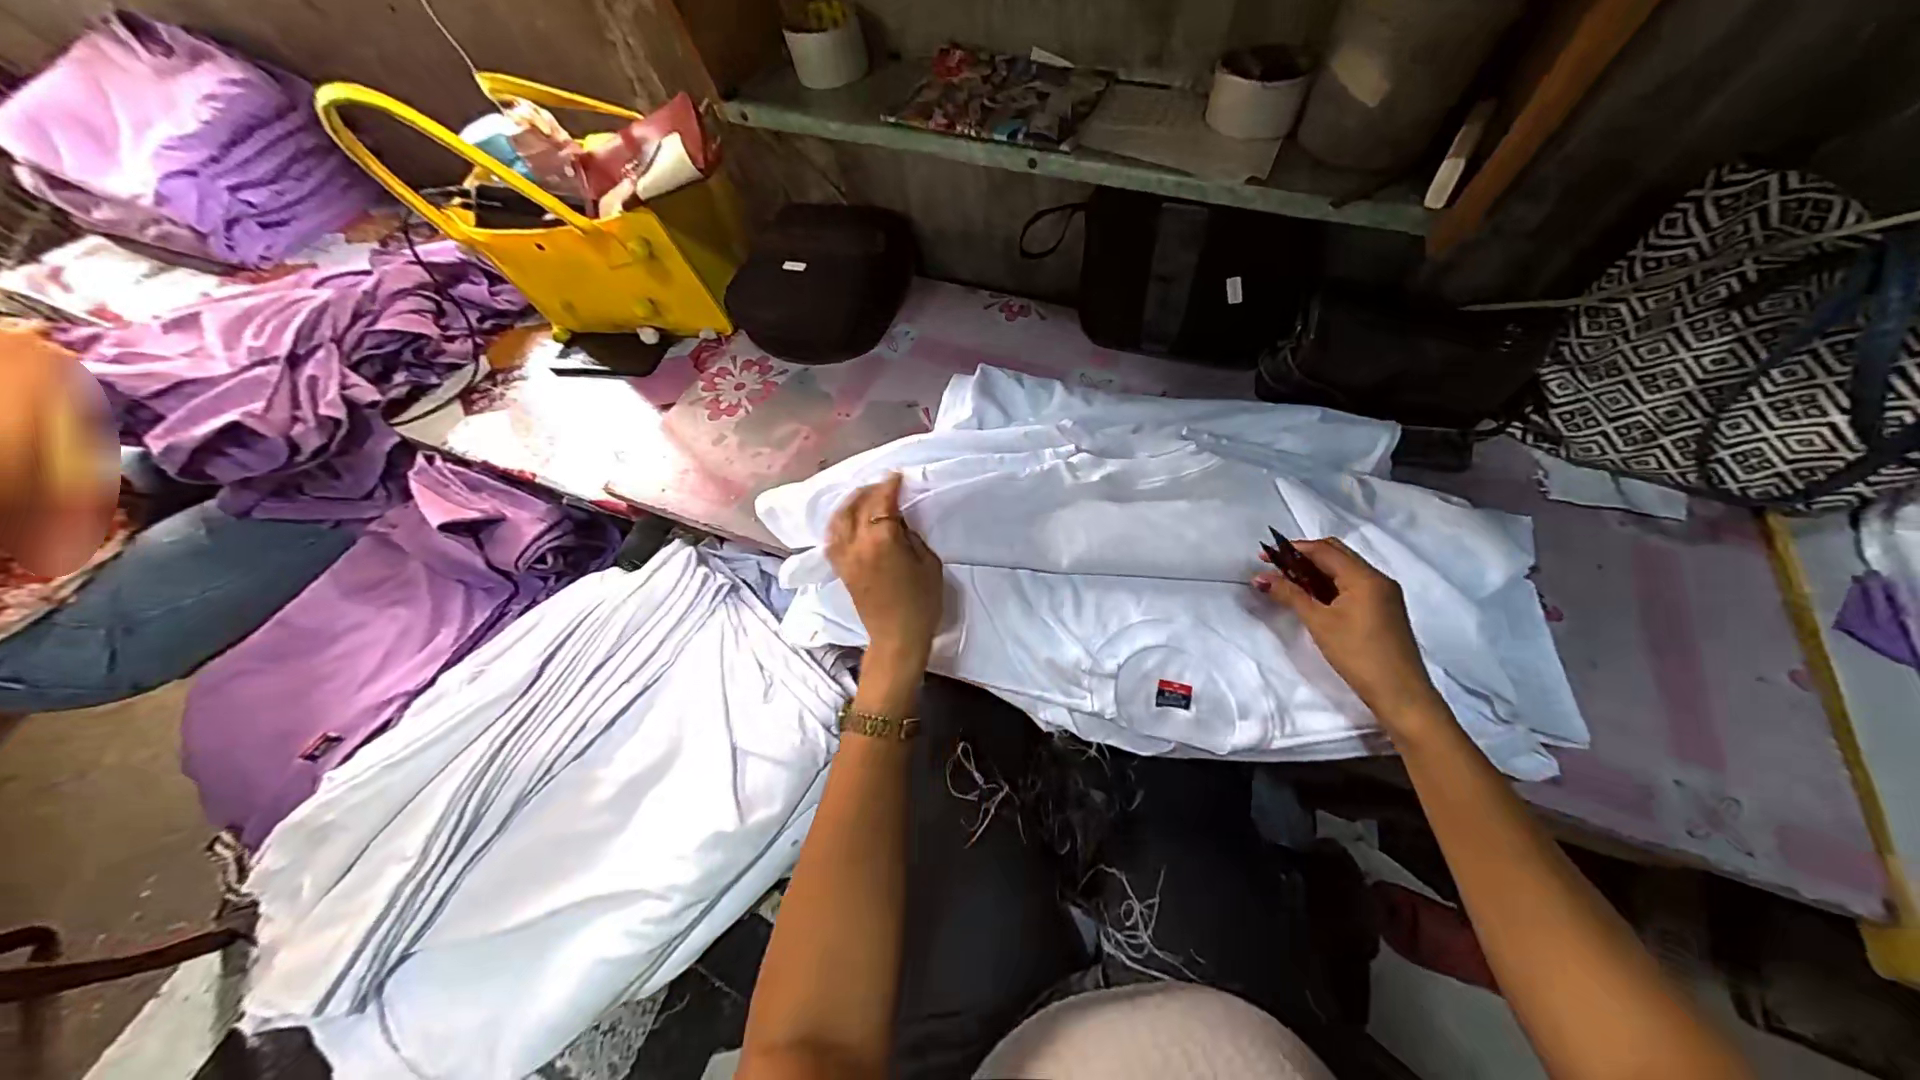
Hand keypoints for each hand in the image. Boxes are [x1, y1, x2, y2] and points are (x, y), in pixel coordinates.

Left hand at [827, 473, 942, 668]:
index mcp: (881, 539)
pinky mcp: (840, 569)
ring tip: (862, 496)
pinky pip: (833, 538)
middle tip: (883, 484)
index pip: (882, 502)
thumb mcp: (928, 564)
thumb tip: (899, 523)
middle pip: (857, 506)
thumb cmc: (922, 603)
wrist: (897, 638)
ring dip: (850, 503)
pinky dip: (839, 523)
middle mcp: (857, 543)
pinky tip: (847, 520)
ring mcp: (844, 557)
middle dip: (870, 490)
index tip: (896, 475)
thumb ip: (911, 537)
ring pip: (839, 519)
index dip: (890, 486)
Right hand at [1254, 537, 1446, 729]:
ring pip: (1344, 570)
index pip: (1324, 550)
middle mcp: (1377, 578)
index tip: (1265, 556)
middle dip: (1304, 556)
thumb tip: (1262, 578)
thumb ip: (1290, 595)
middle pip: (1336, 554)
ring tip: (1287, 582)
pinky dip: (1329, 584)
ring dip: (1315, 571)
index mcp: (1364, 577)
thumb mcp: (1319, 622)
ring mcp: (1383, 594)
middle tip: (1275, 567)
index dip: (1292, 549)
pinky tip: (1312, 596)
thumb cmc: (1357, 654)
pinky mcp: (1383, 608)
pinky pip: (1352, 585)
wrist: (1399, 692)